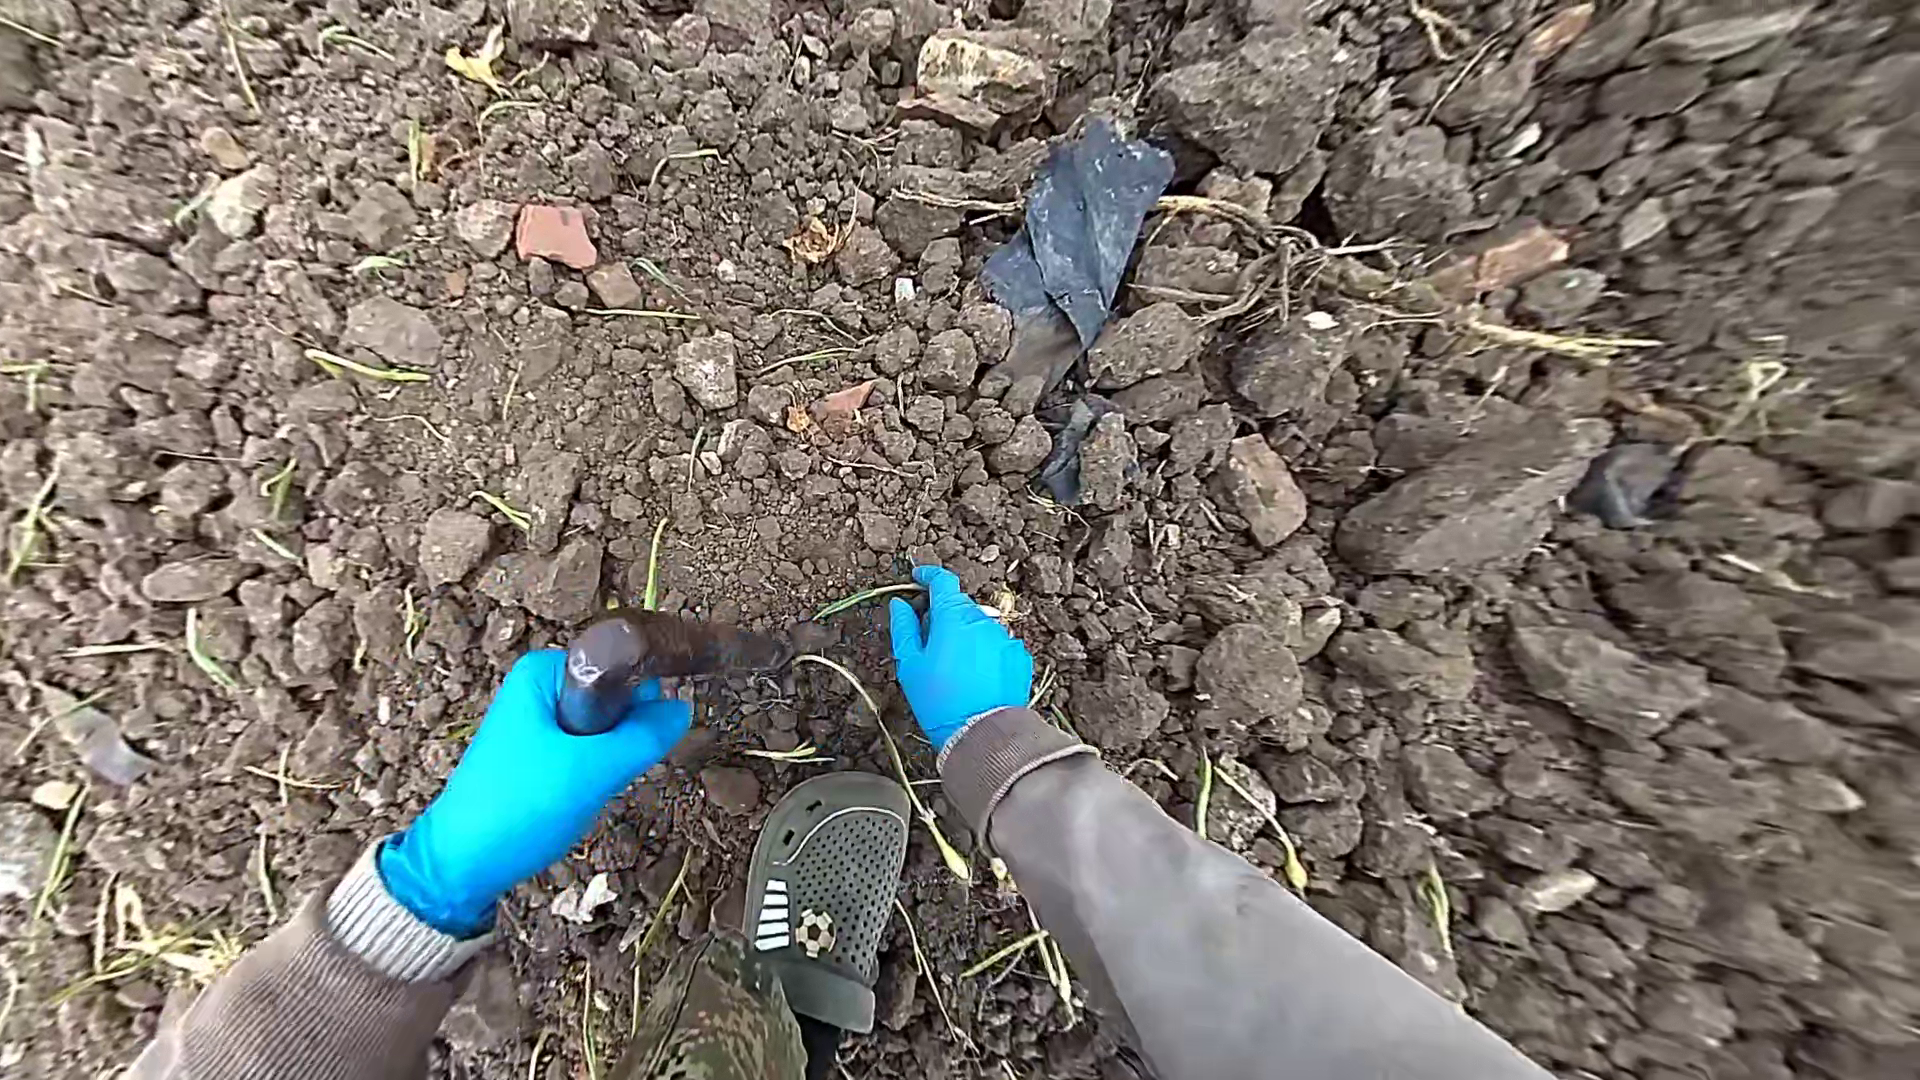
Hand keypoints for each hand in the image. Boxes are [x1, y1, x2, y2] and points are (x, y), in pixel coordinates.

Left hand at [378, 650, 691, 936]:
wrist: (459, 870)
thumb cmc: (520, 809)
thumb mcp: (594, 770)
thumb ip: (647, 735)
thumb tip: (683, 709)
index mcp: (545, 670)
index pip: (624, 665)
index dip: (642, 699)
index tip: (637, 735)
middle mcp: (543, 683)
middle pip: (620, 694)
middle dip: (626, 730)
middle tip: (608, 764)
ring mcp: (543, 714)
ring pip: (612, 721)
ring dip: (616, 751)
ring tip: (593, 781)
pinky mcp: (545, 744)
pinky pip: (596, 741)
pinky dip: (602, 763)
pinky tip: (586, 787)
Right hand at [889, 564, 1033, 749]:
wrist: (984, 734)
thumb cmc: (940, 701)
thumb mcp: (911, 665)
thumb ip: (905, 628)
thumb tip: (900, 604)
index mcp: (954, 617)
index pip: (943, 581)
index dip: (928, 575)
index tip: (918, 577)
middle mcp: (983, 620)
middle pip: (960, 605)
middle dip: (944, 614)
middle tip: (929, 640)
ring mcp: (1005, 637)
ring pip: (979, 625)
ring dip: (966, 634)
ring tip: (954, 666)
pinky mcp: (1019, 656)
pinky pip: (997, 644)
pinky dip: (985, 651)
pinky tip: (976, 675)